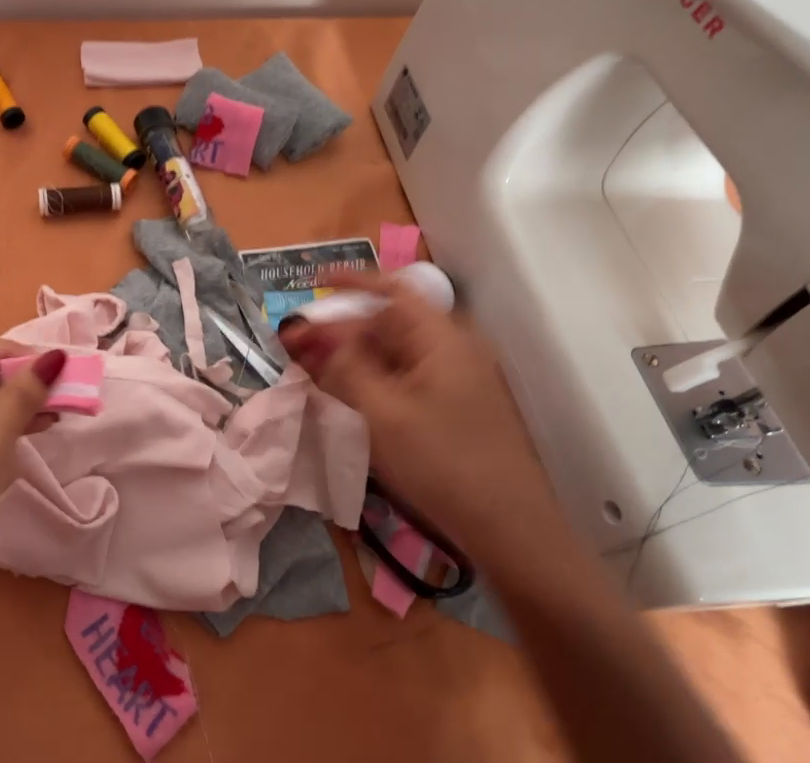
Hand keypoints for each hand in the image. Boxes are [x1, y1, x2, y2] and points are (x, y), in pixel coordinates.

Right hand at [279, 270, 560, 559]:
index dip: (351, 282)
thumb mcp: (380, 413)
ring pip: (395, 353)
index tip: (313, 284)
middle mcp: (454, 349)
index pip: (393, 290)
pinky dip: (373, 380)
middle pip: (390, 322)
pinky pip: (405, 378)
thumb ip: (340, 367)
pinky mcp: (456, 408)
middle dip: (343, 329)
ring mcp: (458, 380)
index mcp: (442, 338)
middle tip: (301, 348)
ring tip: (316, 375)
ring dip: (354, 358)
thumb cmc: (442, 463)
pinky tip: (349, 401)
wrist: (509, 528)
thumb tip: (306, 333)